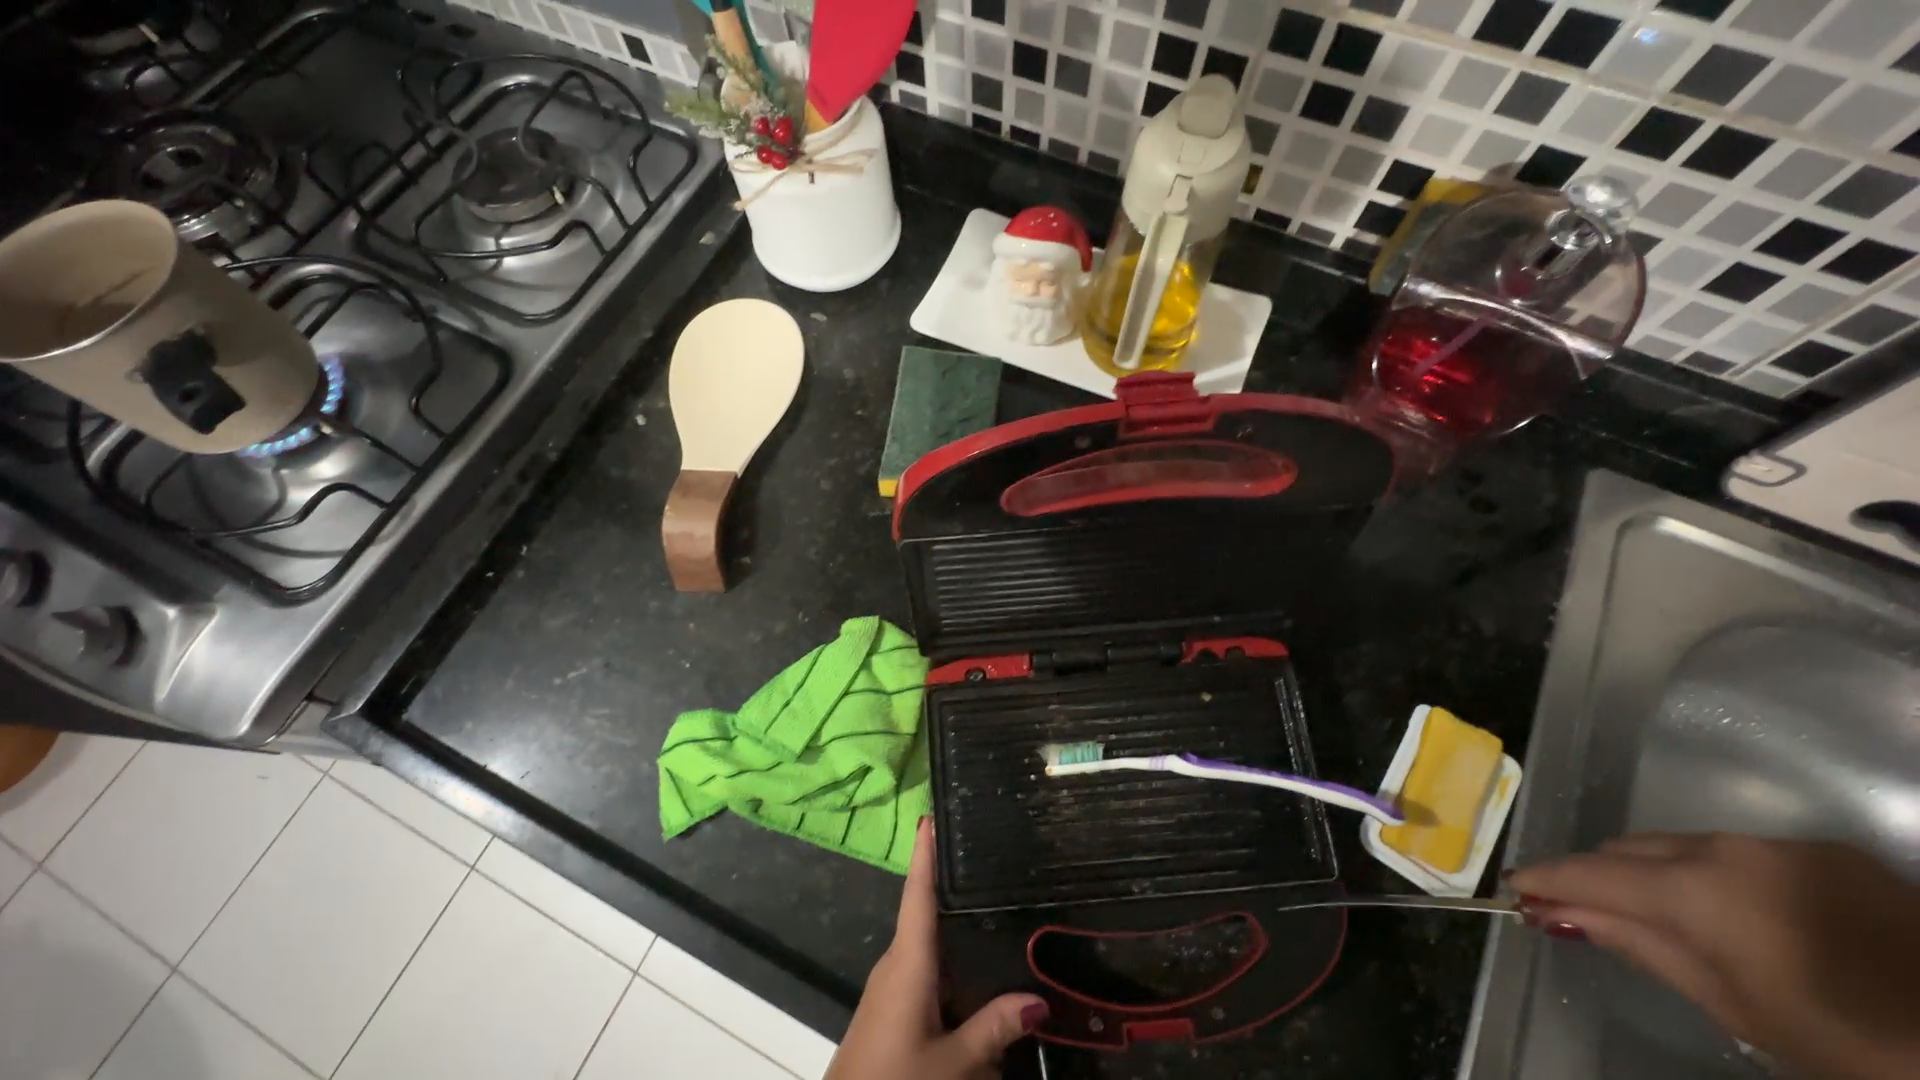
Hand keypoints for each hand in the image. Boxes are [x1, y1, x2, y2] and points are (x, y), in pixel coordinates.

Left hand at [824, 818, 1046, 1079]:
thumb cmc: (895, 1078)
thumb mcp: (953, 1063)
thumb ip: (994, 1027)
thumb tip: (1038, 999)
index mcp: (908, 962)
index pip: (917, 895)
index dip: (925, 854)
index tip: (932, 814)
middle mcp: (897, 964)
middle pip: (927, 913)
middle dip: (955, 886)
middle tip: (993, 856)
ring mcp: (892, 987)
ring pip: (930, 946)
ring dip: (957, 928)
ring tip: (999, 904)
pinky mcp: (893, 1008)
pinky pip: (927, 972)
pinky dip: (953, 962)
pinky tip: (981, 968)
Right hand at [1511, 833, 1919, 1079]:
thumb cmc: (1842, 1038)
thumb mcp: (1731, 1004)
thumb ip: (1637, 943)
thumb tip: (1560, 912)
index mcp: (1698, 889)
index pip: (1593, 873)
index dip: (1548, 879)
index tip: (1515, 888)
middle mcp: (1730, 847)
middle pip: (1634, 850)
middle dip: (1601, 877)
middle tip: (1577, 910)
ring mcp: (1783, 844)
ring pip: (1685, 846)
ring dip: (1657, 874)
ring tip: (1658, 916)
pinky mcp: (1830, 850)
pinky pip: (1742, 852)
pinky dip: (1716, 875)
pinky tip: (1738, 914)